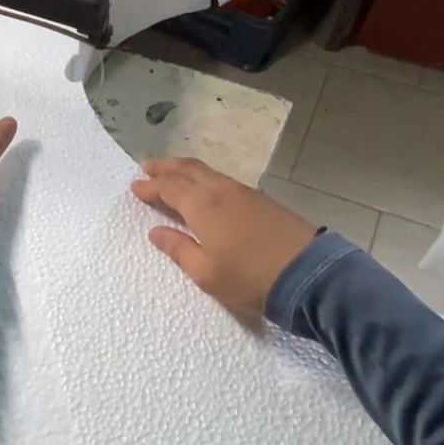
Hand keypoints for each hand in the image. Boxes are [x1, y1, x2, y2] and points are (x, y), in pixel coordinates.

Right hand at [130, 157, 317, 322]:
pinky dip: (206, 179)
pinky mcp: (263, 201)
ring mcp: (246, 194)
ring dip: (187, 170)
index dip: (151, 186)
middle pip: (189, 169)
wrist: (309, 275)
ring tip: (173, 175)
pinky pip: (225, 181)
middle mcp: (223, 192)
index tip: (135, 186)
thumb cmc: (249, 277)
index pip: (170, 187)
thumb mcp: (206, 273)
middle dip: (166, 167)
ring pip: (209, 173)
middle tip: (147, 167)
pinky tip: (205, 190)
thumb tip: (156, 231)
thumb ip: (178, 249)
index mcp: (203, 206)